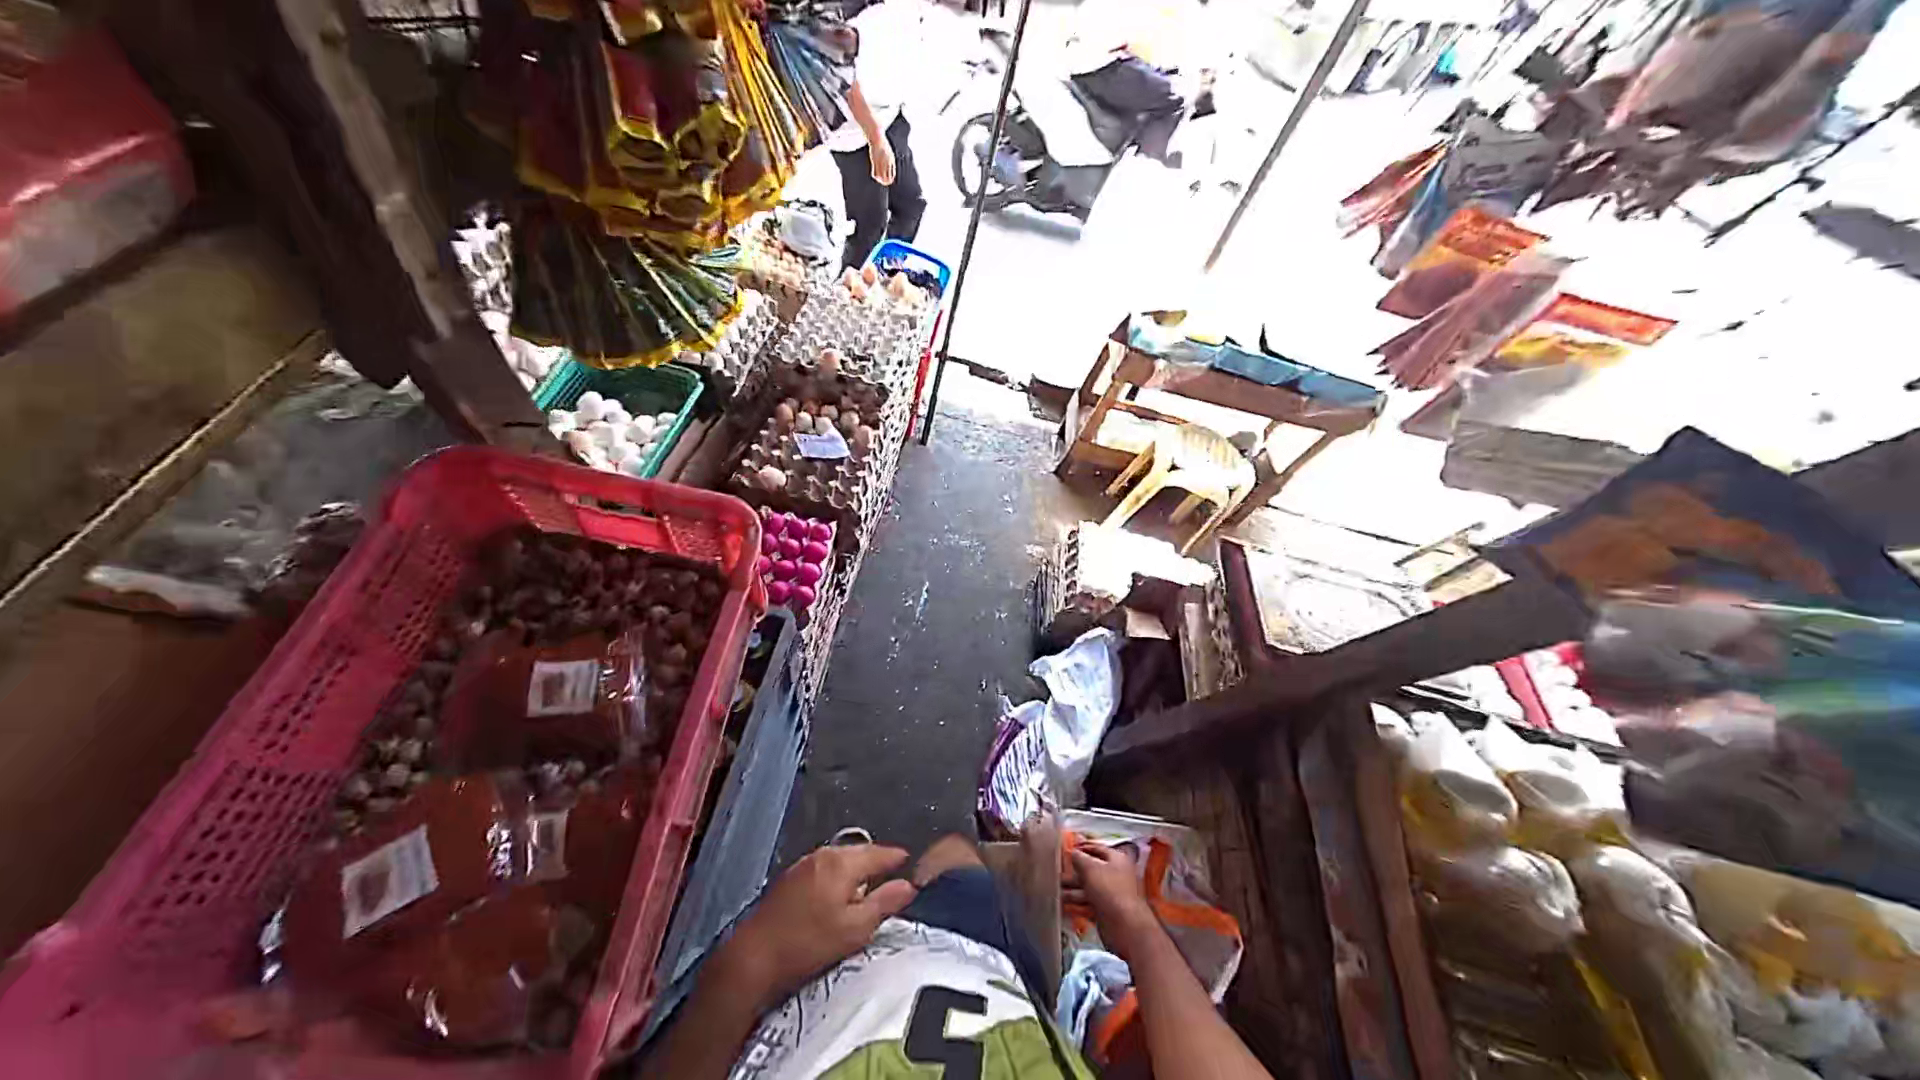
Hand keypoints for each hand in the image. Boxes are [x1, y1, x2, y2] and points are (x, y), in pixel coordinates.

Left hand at [708, 844, 917, 1008]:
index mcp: (842, 863)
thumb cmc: (807, 944)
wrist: (754, 958)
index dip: (897, 859)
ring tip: (867, 890)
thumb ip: (885, 903)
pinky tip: (837, 897)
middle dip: (877, 862)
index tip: (910, 863)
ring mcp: (804, 865)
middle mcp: (823, 855)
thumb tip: (907, 886)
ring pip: (840, 860)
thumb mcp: (855, 929)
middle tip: (892, 876)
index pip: (880, 853)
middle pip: (859, 852)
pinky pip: (824, 868)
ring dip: (856, 870)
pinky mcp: (790, 879)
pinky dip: (837, 877)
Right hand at [868, 140, 896, 185]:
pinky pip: (874, 172)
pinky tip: (875, 177)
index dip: (890, 179)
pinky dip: (875, 176)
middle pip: (887, 178)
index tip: (888, 181)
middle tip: (883, 182)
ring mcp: (880, 162)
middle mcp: (886, 163)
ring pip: (881, 177)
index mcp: (891, 162)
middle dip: (885, 182)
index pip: (892, 175)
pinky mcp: (874, 161)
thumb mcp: (890, 154)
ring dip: (880, 180)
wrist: (877, 138)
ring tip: (879, 181)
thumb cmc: (883, 145)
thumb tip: (891, 170)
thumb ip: (891, 162)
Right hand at [1065, 842, 1159, 959]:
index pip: (1097, 848)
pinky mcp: (1105, 909)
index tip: (1066, 848)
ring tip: (1054, 887)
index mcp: (1116, 859)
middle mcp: (1115, 874)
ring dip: (1071, 886)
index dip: (1082, 847)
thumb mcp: (1090, 868)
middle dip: (1073, 870)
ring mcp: (1110, 893)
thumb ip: (1079, 858)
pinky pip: (1088, 901)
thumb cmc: (1108, 889)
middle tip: (1056, 869)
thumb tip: (1073, 852)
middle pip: (1091, 868)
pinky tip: (1061, 901)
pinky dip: (1076, 901)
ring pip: (1088, 886)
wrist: (1124, 926)